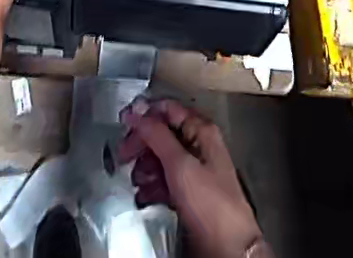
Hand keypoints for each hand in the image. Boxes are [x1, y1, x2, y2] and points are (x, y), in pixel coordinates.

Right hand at [118, 98, 266, 257]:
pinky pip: (166, 180)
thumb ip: (157, 136)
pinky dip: (153, 185)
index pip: (168, 109)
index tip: (124, 124)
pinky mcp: (191, 193)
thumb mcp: (180, 166)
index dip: (145, 114)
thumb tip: (137, 111)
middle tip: (124, 155)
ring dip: (145, 167)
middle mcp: (200, 145)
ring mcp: (196, 170)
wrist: (229, 249)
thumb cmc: (210, 204)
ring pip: (163, 158)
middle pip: (163, 133)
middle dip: (142, 143)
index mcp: (202, 130)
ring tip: (137, 181)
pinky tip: (144, 196)